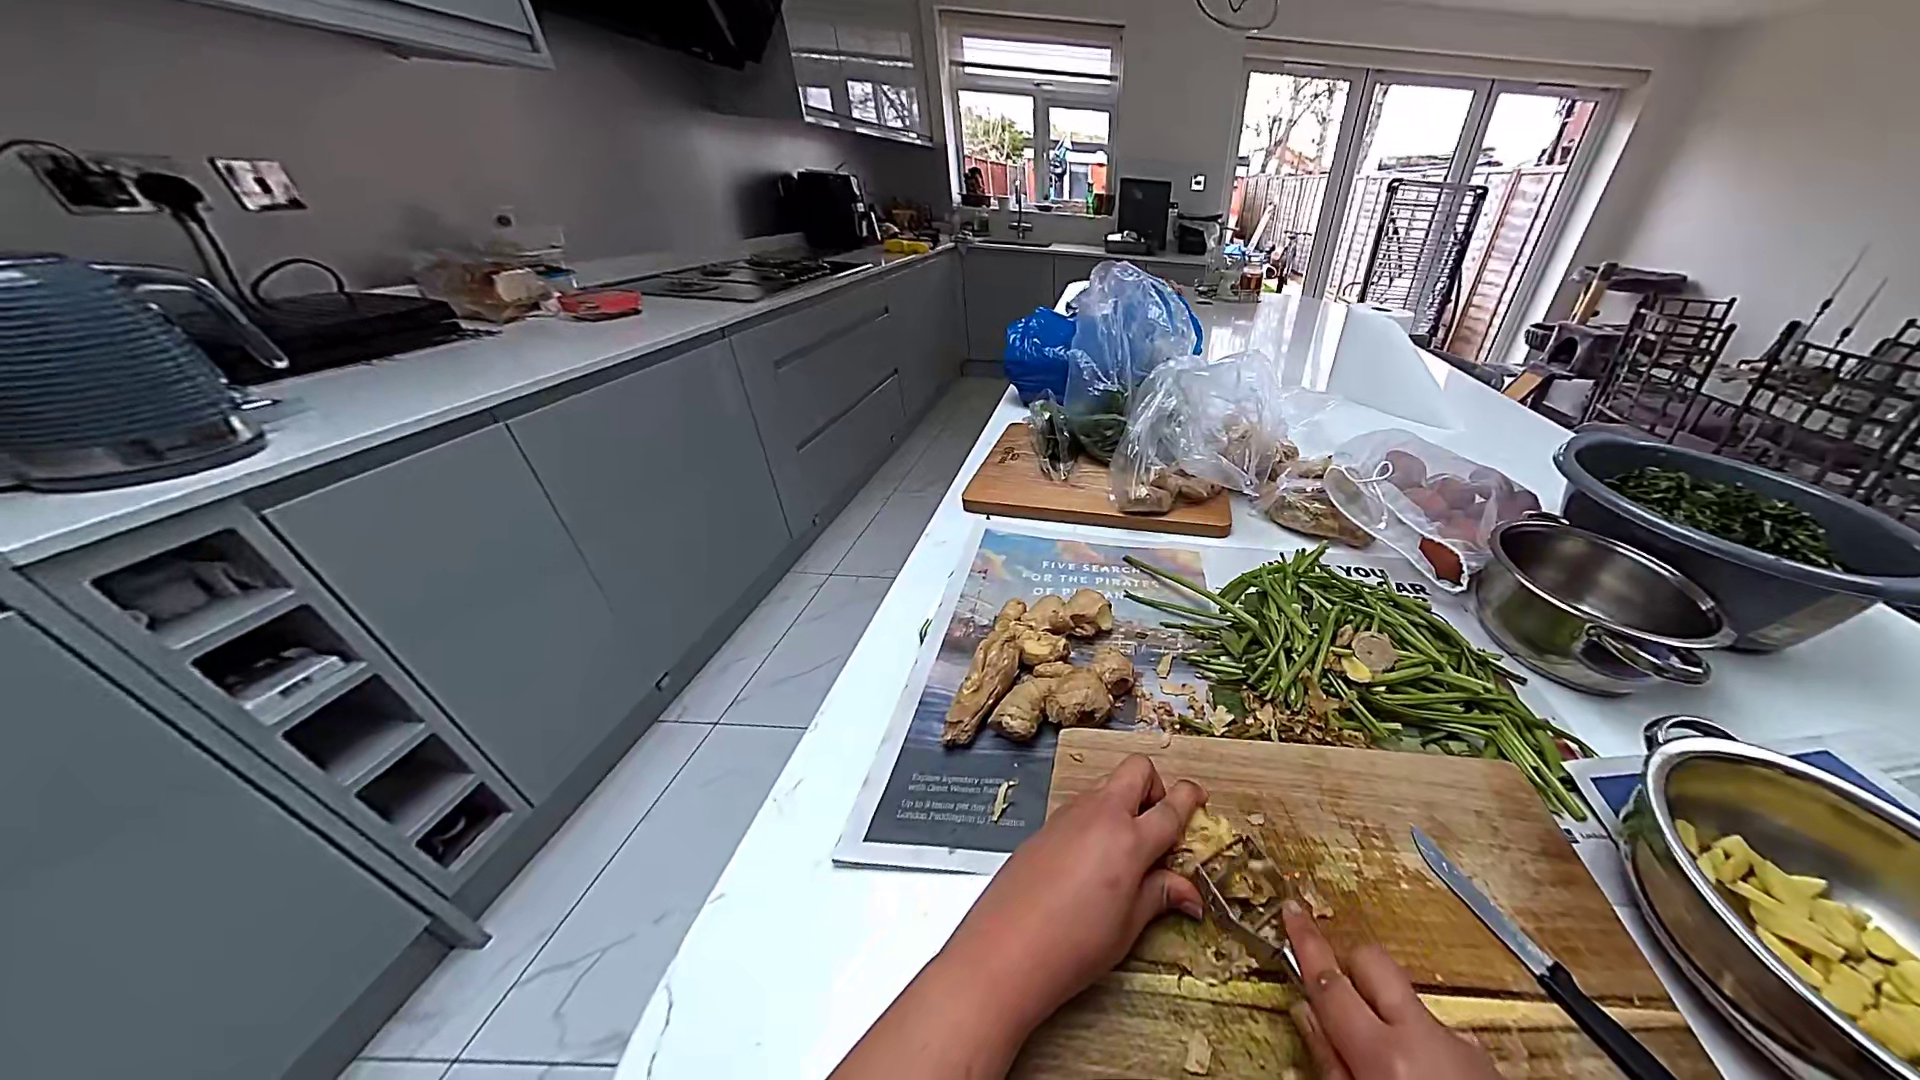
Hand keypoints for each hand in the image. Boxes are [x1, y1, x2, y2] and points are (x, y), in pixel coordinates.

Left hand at [830, 755, 1205, 1079]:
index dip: (1189, 797)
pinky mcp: (1046, 824)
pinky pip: (1081, 807)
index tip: (1199, 796)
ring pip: (1106, 787)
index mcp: (1129, 839)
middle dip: (1154, 786)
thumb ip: (1159, 895)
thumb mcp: (1127, 926)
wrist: (1005, 947)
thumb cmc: (1075, 944)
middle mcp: (1099, 814)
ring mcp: (1068, 815)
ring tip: (1123, 853)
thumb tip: (1190, 892)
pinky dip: (1096, 819)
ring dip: (1123, 804)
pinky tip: (1089, 862)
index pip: (1170, 806)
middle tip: (1156, 825)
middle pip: (1136, 770)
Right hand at [1284, 902, 1503, 1079]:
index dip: (1306, 941)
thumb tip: (1306, 1013)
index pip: (1330, 980)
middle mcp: (1424, 1039)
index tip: (1293, 912)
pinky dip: (1417, 1041)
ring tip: (1381, 1061)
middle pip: (1372, 962)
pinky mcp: (1483, 1062)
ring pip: (1405, 999)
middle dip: (1349, 967)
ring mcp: (1460, 1048)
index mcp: (1385, 1056)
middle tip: (1336, 994)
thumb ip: (1328, 1061)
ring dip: (1384, 1011)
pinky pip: (1436, 1031)